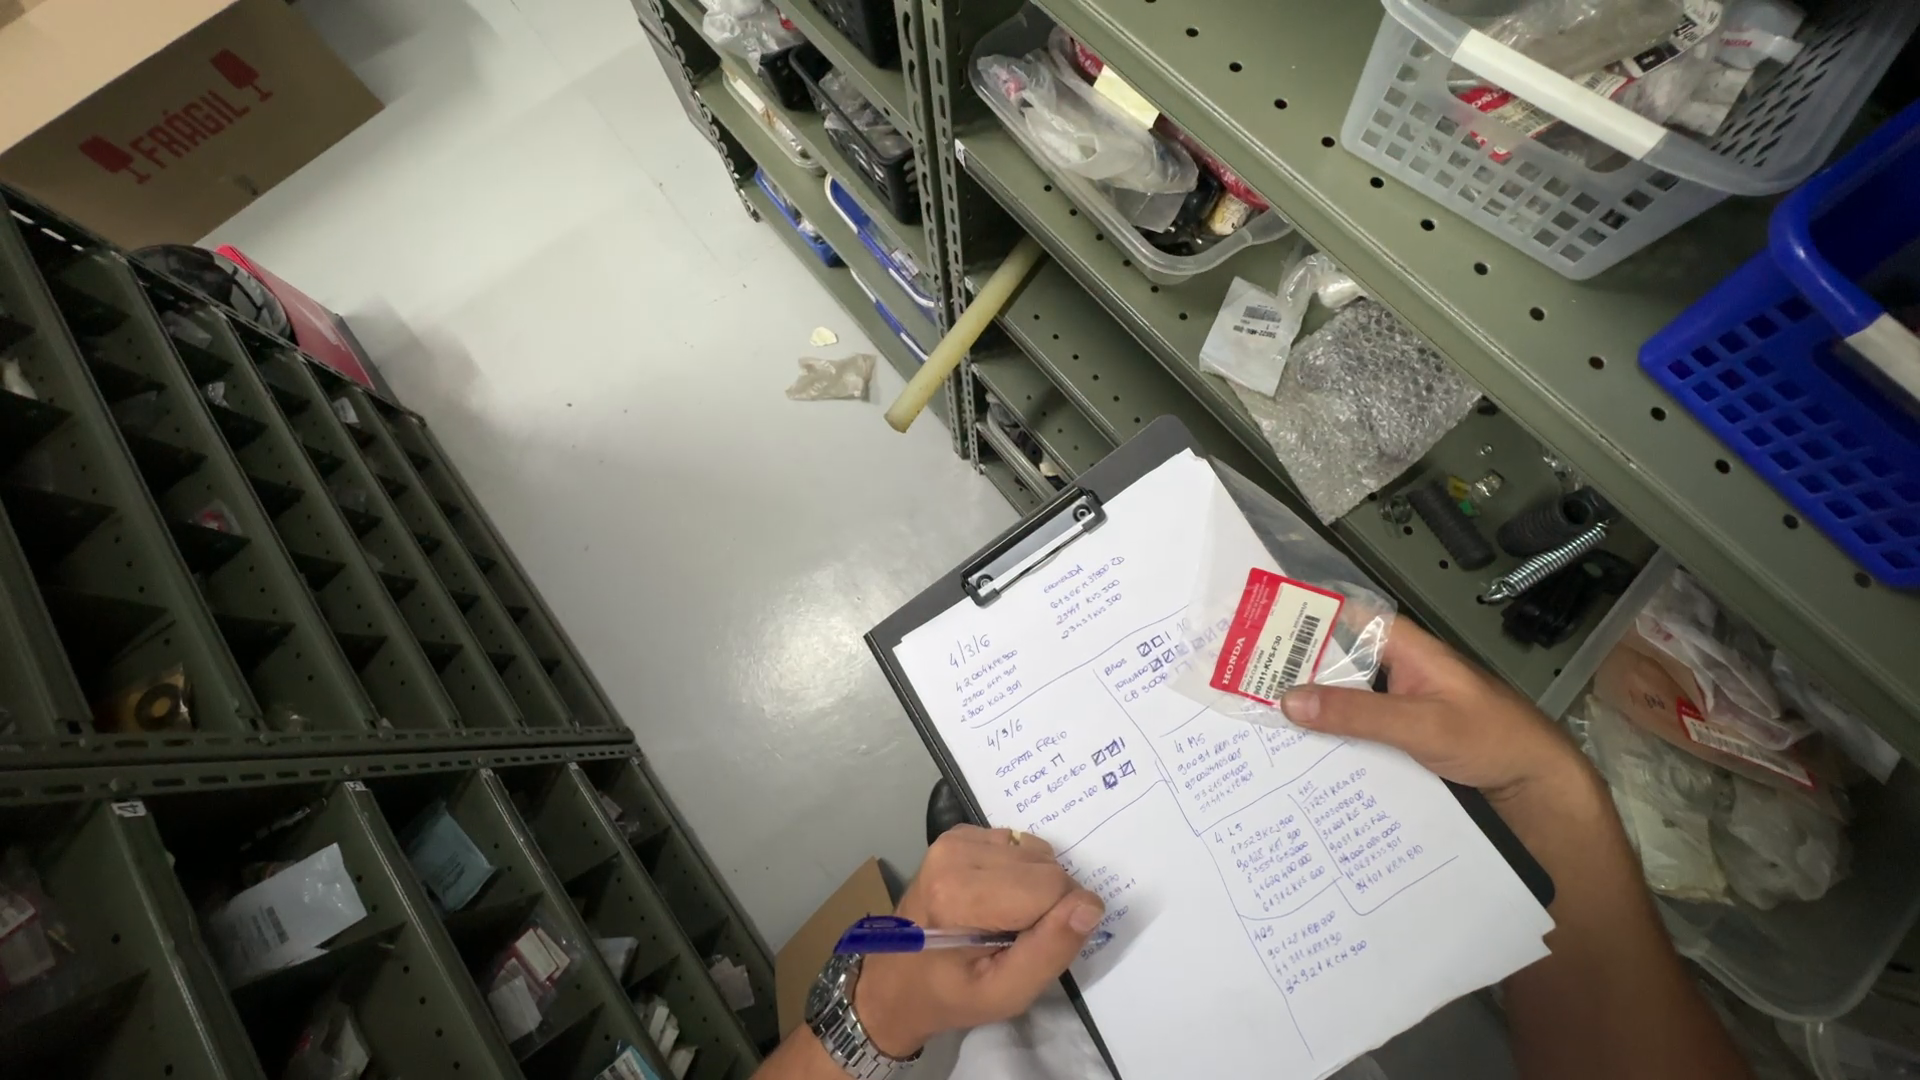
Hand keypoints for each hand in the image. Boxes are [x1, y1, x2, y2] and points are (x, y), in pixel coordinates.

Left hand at [852, 825, 1104, 1056]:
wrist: (897, 980)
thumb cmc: (950, 993)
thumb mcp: (1004, 994)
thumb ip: (1050, 949)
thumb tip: (1090, 905)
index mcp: (960, 894)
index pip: (1051, 885)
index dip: (1059, 919)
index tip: (1034, 945)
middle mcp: (954, 853)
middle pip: (1044, 864)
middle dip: (1046, 901)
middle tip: (1017, 935)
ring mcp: (953, 839)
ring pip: (1033, 850)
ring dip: (1032, 884)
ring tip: (1004, 917)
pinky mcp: (957, 834)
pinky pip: (1015, 842)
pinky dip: (1016, 870)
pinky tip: (994, 896)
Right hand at [1279, 621, 1589, 804]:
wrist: (1538, 789)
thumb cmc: (1492, 739)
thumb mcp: (1422, 723)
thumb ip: (1357, 712)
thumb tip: (1288, 701)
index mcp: (1401, 645)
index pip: (1339, 614)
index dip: (1297, 612)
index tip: (1250, 619)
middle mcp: (1390, 667)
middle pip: (1328, 657)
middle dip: (1286, 665)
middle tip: (1235, 674)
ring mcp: (1389, 701)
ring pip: (1334, 694)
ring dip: (1302, 703)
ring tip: (1250, 711)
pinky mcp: (1390, 733)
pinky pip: (1346, 725)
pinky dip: (1322, 732)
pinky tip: (1292, 748)